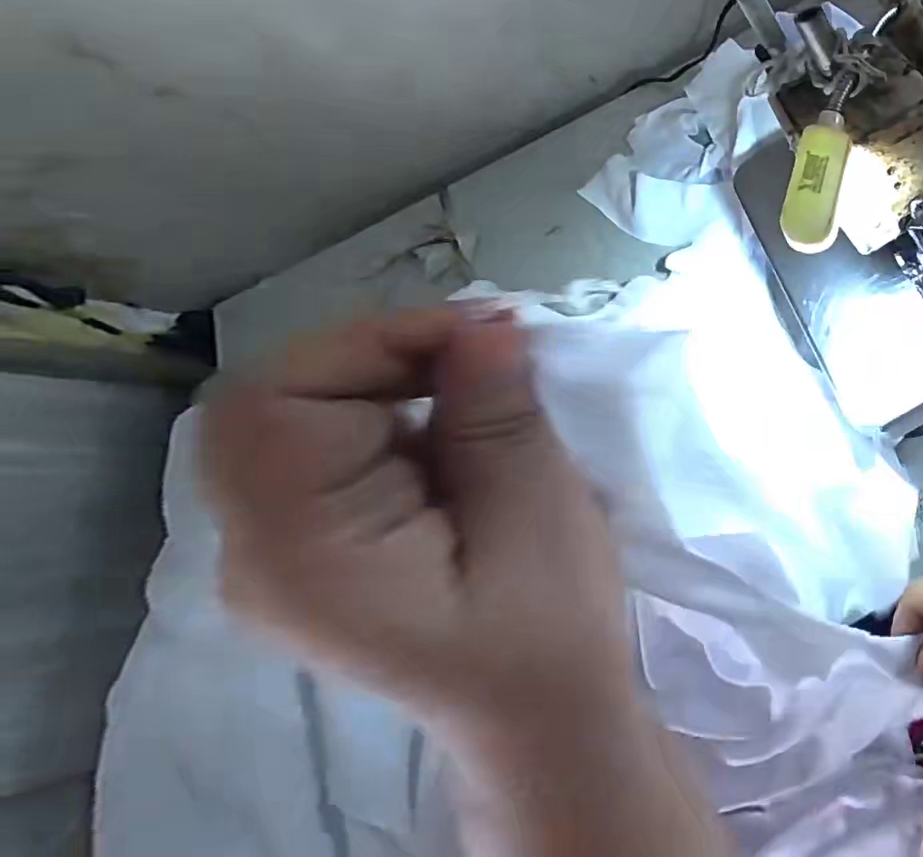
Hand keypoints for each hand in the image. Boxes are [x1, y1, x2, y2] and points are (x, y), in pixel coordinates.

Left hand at [201, 306, 633, 747]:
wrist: (544, 706)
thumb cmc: (552, 622)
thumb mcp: (540, 515)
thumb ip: (500, 419)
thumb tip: (487, 324)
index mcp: (302, 554)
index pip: (275, 403)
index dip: (376, 342)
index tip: (488, 329)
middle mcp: (262, 548)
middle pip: (280, 402)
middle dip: (393, 353)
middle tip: (498, 345)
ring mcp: (289, 545)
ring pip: (310, 415)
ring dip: (404, 376)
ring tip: (497, 375)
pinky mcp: (330, 537)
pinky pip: (344, 443)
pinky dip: (408, 407)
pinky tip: (472, 418)